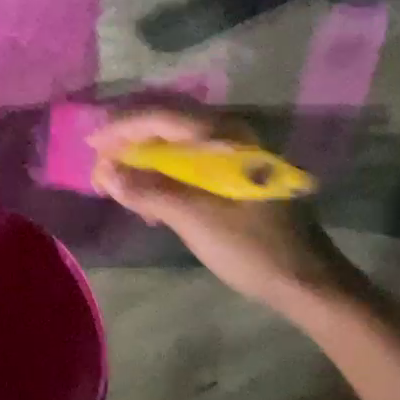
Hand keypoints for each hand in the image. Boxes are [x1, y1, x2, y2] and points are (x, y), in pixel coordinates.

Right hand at [91, 107, 346, 310]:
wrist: (309, 282)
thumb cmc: (252, 248)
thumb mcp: (194, 220)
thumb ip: (149, 191)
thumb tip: (106, 173)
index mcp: (223, 136)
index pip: (161, 117)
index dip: (122, 128)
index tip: (90, 144)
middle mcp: (228, 134)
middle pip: (167, 125)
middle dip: (129, 143)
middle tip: (100, 165)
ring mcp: (234, 153)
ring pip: (176, 144)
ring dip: (144, 160)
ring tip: (118, 184)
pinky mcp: (235, 175)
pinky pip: (189, 161)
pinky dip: (163, 174)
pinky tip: (150, 200)